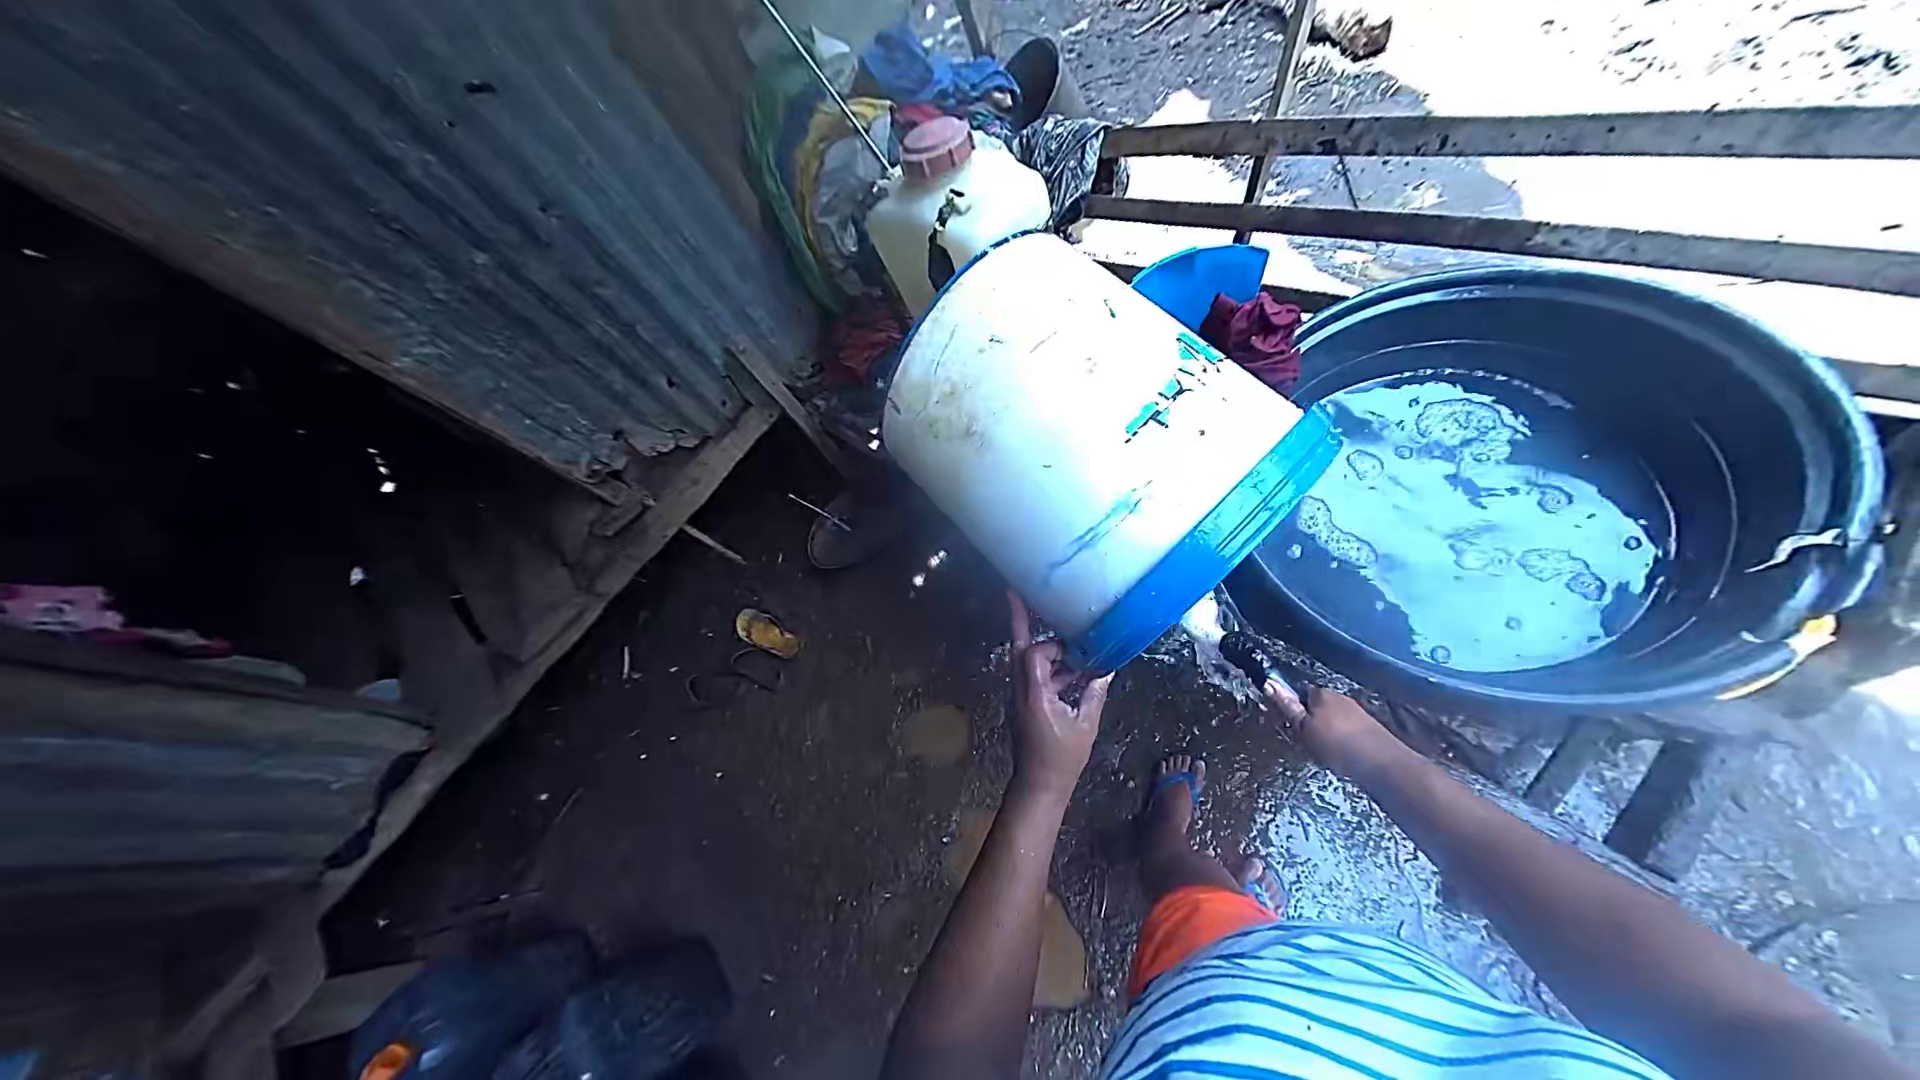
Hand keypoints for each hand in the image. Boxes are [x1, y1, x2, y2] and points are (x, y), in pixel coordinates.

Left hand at [1007, 591, 1110, 797]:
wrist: (1040, 784)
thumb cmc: (1062, 758)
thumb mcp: (1085, 725)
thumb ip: (1094, 693)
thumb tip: (1106, 671)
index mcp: (1034, 694)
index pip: (1032, 654)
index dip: (1050, 644)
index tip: (1071, 644)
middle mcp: (1021, 690)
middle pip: (1018, 648)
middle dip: (1020, 621)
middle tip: (1017, 593)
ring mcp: (1019, 696)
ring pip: (1023, 660)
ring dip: (1040, 646)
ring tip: (1062, 635)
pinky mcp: (1024, 703)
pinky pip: (1032, 675)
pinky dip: (1048, 667)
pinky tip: (1071, 670)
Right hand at [1263, 682, 1406, 778]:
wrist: (1382, 764)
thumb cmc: (1336, 744)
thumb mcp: (1303, 728)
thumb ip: (1287, 706)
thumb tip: (1268, 683)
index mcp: (1321, 694)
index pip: (1300, 692)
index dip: (1294, 708)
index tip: (1294, 726)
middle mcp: (1340, 697)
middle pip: (1318, 705)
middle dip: (1313, 719)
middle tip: (1309, 741)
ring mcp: (1358, 712)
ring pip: (1335, 718)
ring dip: (1330, 730)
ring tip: (1328, 751)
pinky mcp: (1371, 728)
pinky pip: (1350, 729)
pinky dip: (1344, 739)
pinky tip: (1345, 754)